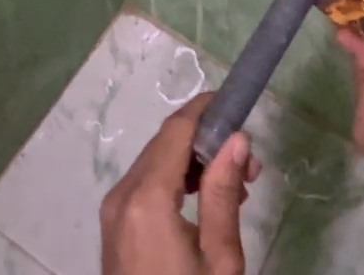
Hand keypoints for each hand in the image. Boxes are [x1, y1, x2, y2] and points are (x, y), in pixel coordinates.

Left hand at [100, 92, 262, 274]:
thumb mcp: (219, 259)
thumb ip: (224, 193)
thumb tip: (238, 137)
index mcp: (146, 198)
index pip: (177, 130)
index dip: (206, 109)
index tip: (237, 104)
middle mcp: (121, 195)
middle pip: (166, 143)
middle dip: (208, 141)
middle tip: (251, 164)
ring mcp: (113, 212)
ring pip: (156, 161)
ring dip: (194, 161)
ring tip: (237, 186)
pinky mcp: (114, 227)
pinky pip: (146, 184)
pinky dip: (175, 180)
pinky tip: (206, 199)